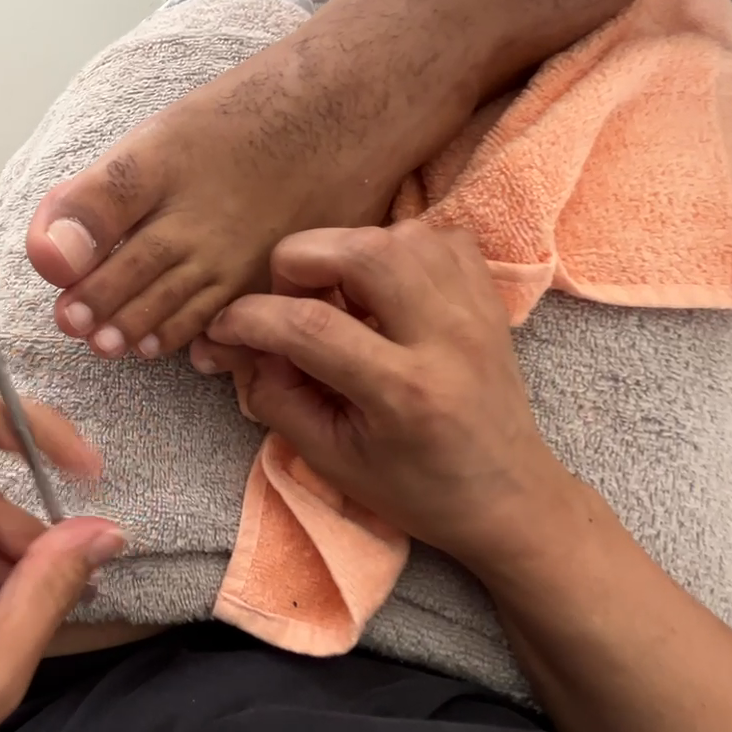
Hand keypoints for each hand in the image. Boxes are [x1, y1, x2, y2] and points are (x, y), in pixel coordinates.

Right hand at [192, 221, 583, 573]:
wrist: (508, 497)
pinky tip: (377, 288)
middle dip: (296, 267)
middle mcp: (446, 335)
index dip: (247, 318)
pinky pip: (432, 236)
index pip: (307, 326)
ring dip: (341, 255)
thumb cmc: (412, 488)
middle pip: (358, 252)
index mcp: (403, 392)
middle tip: (289, 308)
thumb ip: (273, 394)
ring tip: (333, 299)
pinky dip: (390, 249)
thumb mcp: (327, 457)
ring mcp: (474, 308)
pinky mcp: (487, 295)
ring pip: (393, 234)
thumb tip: (232, 343)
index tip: (222, 330)